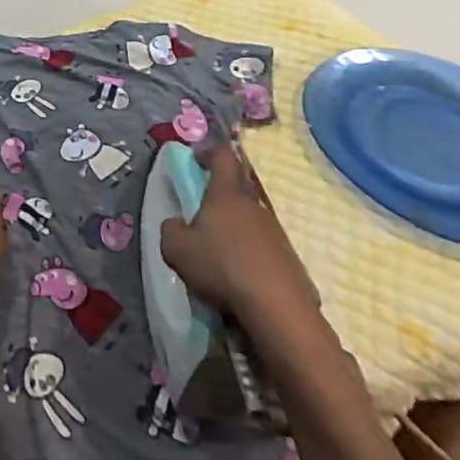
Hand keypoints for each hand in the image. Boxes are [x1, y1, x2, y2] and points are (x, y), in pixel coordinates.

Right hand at [159, 144, 318, 314]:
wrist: (277, 308)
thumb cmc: (221, 266)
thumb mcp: (176, 249)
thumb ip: (170, 229)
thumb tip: (176, 224)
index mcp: (226, 194)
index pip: (223, 156)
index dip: (209, 152)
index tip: (197, 159)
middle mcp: (254, 205)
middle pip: (237, 190)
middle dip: (219, 199)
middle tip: (202, 219)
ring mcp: (275, 232)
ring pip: (250, 221)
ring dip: (234, 231)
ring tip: (219, 256)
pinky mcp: (289, 259)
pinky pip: (263, 248)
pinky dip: (249, 256)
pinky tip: (239, 279)